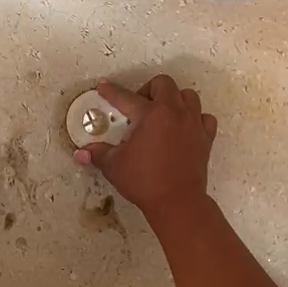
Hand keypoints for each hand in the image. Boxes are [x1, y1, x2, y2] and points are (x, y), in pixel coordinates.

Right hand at [75, 75, 218, 222]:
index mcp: (150, 114)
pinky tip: (185, 128)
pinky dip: (195, 118)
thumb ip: (98, 154)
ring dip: (175, 99)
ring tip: (163, 114)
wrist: (178, 202)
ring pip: (188, 96)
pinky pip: (204, 118)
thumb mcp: (114, 166)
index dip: (112, 92)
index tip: (104, 87)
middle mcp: (174, 113)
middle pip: (164, 84)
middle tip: (139, 107)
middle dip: (149, 89)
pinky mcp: (206, 138)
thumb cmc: (145, 182)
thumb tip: (81, 153)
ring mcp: (193, 124)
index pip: (126, 97)